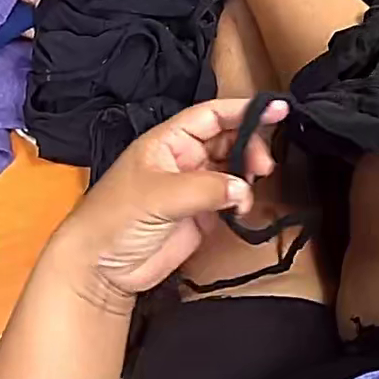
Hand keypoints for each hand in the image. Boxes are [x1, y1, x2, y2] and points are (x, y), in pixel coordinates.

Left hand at [46, 98, 288, 311]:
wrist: (101, 269)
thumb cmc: (114, 220)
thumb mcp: (159, 196)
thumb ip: (207, 188)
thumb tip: (243, 189)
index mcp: (168, 142)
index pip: (212, 115)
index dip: (244, 109)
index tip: (277, 109)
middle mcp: (184, 158)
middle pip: (230, 138)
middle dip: (251, 146)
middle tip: (263, 166)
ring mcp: (195, 185)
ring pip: (235, 167)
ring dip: (249, 174)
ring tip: (250, 189)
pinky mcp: (204, 212)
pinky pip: (234, 196)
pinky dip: (244, 200)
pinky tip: (240, 210)